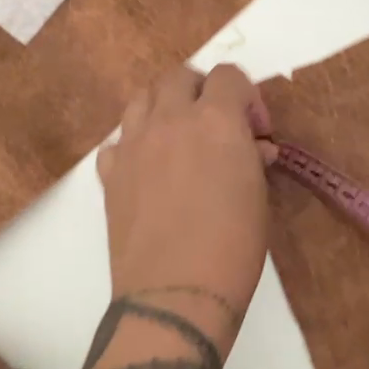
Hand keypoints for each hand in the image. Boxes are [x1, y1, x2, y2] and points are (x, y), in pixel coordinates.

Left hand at [96, 64, 277, 321]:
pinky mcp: (110, 174)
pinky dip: (134, 145)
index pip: (228, 76)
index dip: (247, 98)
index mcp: (215, 120)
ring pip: (142, 98)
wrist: (175, 293)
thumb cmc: (233, 249)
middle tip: (217, 128)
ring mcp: (133, 145)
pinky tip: (148, 171)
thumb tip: (253, 149)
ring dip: (165, 108)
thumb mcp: (258, 200)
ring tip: (179, 139)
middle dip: (202, 92)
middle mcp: (170, 121)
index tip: (257, 134)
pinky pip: (118, 141)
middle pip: (180, 77)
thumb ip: (253, 162)